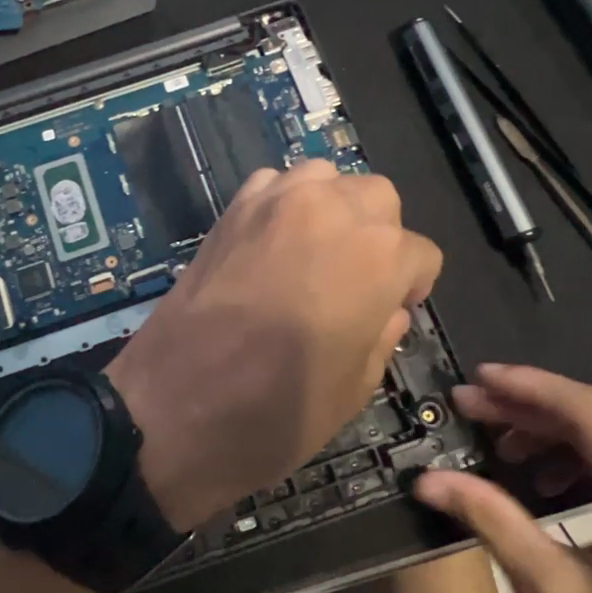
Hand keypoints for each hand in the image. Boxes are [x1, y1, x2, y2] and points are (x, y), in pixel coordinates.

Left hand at [105, 160, 441, 529]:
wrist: (171, 411)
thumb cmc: (274, 414)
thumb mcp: (353, 391)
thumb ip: (382, 338)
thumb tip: (388, 311)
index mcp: (377, 257)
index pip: (421, 254)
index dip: (412, 288)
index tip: (392, 313)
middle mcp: (332, 211)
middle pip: (378, 199)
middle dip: (380, 236)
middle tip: (358, 282)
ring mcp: (275, 202)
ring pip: (326, 178)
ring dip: (333, 209)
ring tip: (317, 255)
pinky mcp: (230, 210)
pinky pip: (272, 186)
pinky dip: (283, 204)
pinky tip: (273, 245)